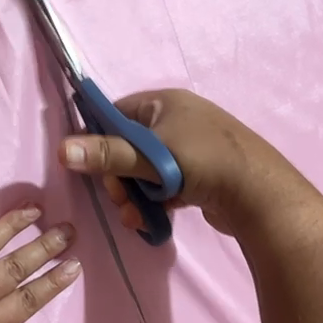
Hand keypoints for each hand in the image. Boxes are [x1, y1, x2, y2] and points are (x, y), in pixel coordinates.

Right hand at [59, 89, 316, 237]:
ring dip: (133, 196)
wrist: (259, 197)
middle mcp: (177, 119)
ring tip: (136, 217)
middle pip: (126, 147)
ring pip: (143, 171)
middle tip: (122, 200)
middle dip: (118, 179)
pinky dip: (154, 201)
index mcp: (165, 103)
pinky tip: (151, 220)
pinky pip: (162, 185)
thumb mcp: (151, 157)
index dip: (99, 140)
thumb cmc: (204, 164)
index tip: (95, 167)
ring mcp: (189, 148)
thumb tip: (62, 150)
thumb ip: (107, 155)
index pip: (116, 114)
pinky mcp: (198, 175)